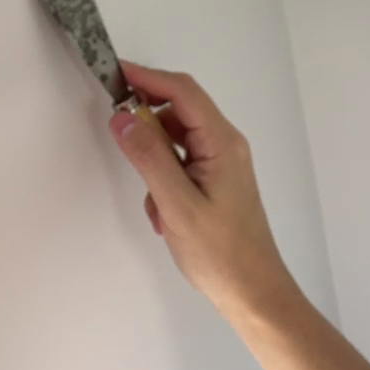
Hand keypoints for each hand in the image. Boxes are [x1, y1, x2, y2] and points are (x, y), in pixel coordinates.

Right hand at [109, 61, 299, 321]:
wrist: (254, 295)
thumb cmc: (220, 253)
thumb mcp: (177, 204)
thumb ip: (148, 157)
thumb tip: (122, 116)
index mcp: (222, 141)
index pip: (182, 91)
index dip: (147, 77)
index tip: (114, 75)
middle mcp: (224, 143)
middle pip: (179, 110)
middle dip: (147, 120)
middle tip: (119, 133)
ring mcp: (221, 161)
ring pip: (176, 137)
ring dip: (154, 157)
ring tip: (152, 197)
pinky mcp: (215, 179)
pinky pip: (180, 160)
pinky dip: (163, 176)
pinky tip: (162, 211)